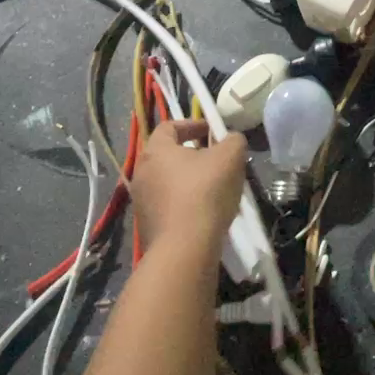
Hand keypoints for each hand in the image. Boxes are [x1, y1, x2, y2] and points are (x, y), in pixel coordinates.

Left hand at [130, 119, 248, 255]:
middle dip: (193, 154)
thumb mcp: (230, 157)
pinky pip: (169, 206)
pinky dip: (186, 203)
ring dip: (190, 180)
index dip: (192, 124)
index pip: (169, 127)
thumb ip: (233, 140)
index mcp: (156, 151)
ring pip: (168, 182)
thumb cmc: (204, 193)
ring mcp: (141, 203)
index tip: (212, 131)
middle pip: (168, 155)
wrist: (184, 250)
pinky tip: (205, 213)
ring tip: (215, 188)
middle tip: (216, 159)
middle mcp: (141, 174)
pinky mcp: (147, 227)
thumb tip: (231, 140)